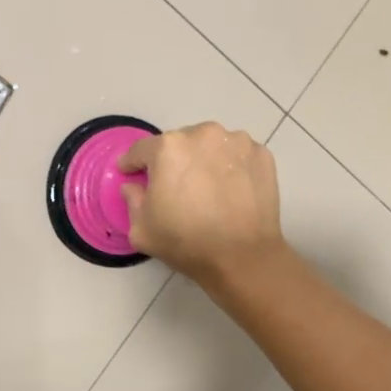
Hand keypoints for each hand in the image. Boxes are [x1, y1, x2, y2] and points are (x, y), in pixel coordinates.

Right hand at [119, 123, 285, 285]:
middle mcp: (203, 134)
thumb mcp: (142, 230)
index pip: (141, 150)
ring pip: (210, 146)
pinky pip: (236, 156)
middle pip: (179, 144)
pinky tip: (230, 191)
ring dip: (203, 161)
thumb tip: (133, 186)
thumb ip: (132, 200)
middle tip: (174, 188)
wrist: (242, 257)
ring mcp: (236, 141)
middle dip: (172, 162)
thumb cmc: (186, 243)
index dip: (132, 163)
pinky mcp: (261, 154)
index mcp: (168, 148)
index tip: (129, 173)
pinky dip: (230, 168)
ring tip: (206, 189)